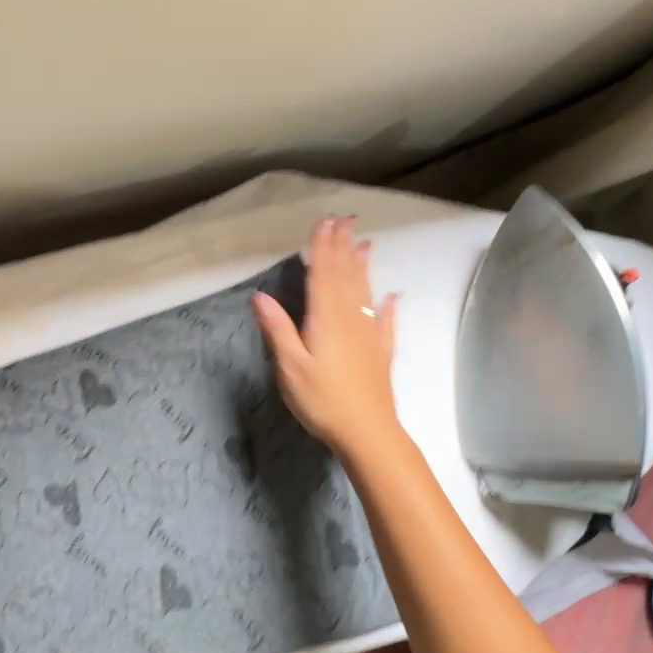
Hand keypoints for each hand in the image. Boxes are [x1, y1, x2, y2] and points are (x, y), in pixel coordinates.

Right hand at [252, 217, 401, 451]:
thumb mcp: (290, 366)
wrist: (367, 431)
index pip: (323, 275)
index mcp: (325, 319)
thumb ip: (277, 329)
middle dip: (343, 248)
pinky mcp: (380, 353)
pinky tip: (392, 296)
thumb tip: (260, 296)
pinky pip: (385, 322)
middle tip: (345, 221)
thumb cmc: (322, 399)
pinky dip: (388, 306)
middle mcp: (350, 319)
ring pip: (365, 293)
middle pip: (346, 277)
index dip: (322, 248)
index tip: (324, 222)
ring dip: (363, 267)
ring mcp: (369, 335)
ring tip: (365, 244)